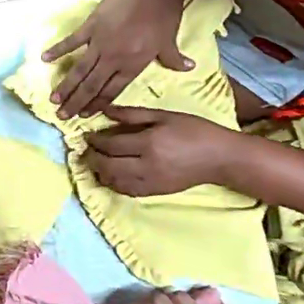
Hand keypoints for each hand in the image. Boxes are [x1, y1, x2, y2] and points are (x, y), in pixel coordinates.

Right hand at [42, 0, 191, 118]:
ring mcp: (99, 43)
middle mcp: (113, 59)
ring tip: (53, 100)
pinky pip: (71, 41)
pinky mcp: (91, 25)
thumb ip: (174, 58)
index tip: (84, 115)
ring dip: (66, 86)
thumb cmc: (164, 13)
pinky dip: (58, 49)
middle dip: (76, 102)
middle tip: (61, 116)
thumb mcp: (170, 40)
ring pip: (80, 70)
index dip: (97, 104)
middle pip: (92, 86)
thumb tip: (190, 68)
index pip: (112, 91)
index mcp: (132, 66)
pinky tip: (45, 59)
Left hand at [85, 106, 239, 195]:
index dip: (94, 141)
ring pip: (114, 182)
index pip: (111, 145)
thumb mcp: (164, 115)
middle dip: (92, 159)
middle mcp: (146, 166)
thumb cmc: (194, 130)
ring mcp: (150, 182)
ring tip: (94, 163)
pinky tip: (110, 176)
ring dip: (99, 173)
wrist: (218, 157)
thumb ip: (133, 114)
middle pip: (108, 166)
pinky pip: (126, 191)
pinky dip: (114, 184)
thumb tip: (105, 110)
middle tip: (85, 151)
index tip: (86, 136)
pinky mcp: (155, 193)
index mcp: (148, 143)